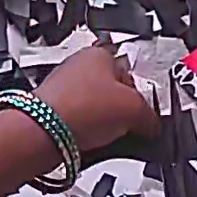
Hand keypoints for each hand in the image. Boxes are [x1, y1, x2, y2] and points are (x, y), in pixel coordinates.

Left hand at [33, 46, 159, 150]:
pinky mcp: (51, 115)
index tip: (147, 112)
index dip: (143, 94)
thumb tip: (152, 125)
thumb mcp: (134, 109)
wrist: (43, 134)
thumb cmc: (79, 108)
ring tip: (106, 137)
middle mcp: (77, 67)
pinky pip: (78, 125)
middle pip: (112, 93)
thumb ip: (150, 115)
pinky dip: (86, 135)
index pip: (131, 72)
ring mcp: (62, 91)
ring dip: (104, 125)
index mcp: (98, 54)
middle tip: (129, 126)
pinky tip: (89, 143)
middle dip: (122, 112)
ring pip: (94, 111)